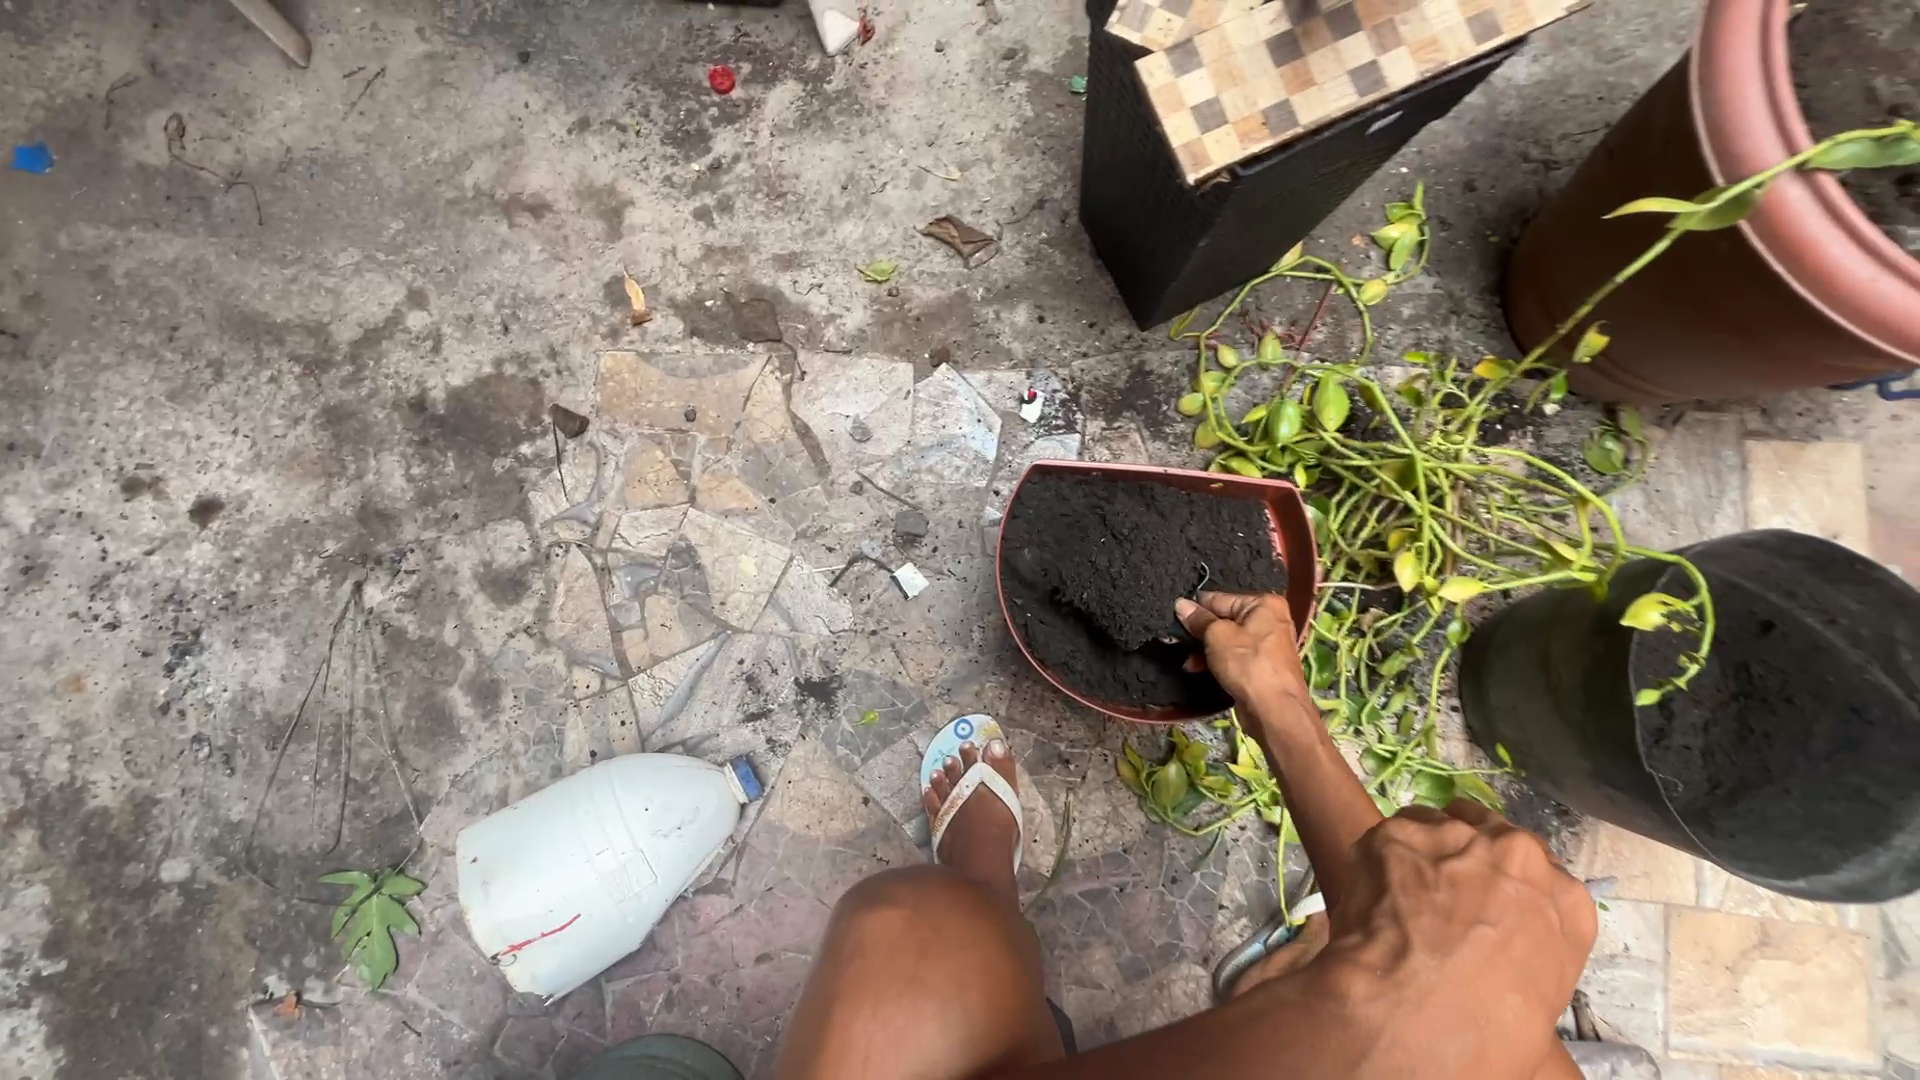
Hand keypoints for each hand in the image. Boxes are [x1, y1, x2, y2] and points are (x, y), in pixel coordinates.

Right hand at [1173, 591, 1309, 706]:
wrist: (1274, 709)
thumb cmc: (1247, 663)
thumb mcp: (1216, 635)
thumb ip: (1198, 619)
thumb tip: (1180, 604)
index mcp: (1264, 604)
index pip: (1219, 599)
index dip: (1195, 608)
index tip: (1174, 616)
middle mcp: (1269, 620)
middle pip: (1224, 619)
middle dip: (1199, 632)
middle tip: (1175, 638)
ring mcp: (1266, 645)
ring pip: (1227, 640)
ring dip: (1204, 649)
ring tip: (1186, 659)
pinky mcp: (1261, 666)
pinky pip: (1234, 656)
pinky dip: (1216, 660)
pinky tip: (1196, 668)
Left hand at [1315, 800, 1597, 1079]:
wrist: (1420, 1006)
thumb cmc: (1493, 1026)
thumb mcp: (1546, 994)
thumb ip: (1532, 942)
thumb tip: (1502, 940)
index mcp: (1566, 899)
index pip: (1539, 870)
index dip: (1506, 880)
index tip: (1485, 896)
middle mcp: (1514, 852)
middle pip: (1489, 831)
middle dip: (1468, 850)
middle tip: (1442, 881)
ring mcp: (1454, 835)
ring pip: (1436, 824)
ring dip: (1423, 849)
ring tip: (1402, 886)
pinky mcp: (1398, 831)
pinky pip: (1390, 833)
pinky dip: (1381, 854)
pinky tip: (1375, 887)